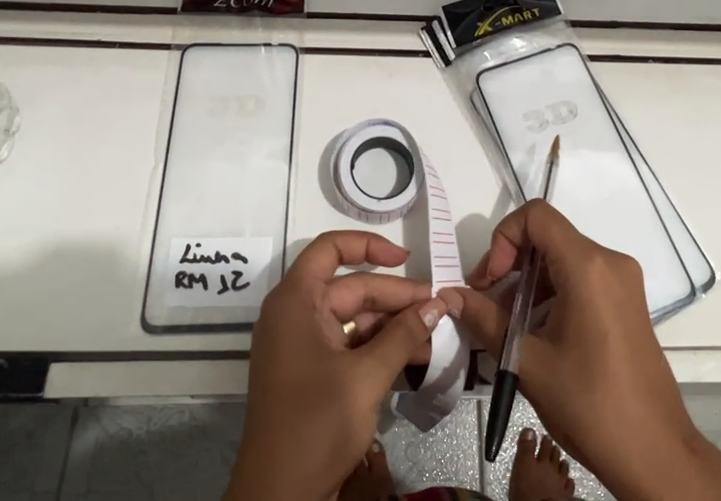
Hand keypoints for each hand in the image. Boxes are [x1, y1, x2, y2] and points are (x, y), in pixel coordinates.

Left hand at [224, 230, 447, 500]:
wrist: (279, 494)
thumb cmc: (316, 424)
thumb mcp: (367, 376)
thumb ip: (404, 335)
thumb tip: (438, 304)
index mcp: (296, 301)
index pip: (330, 249)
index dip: (369, 245)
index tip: (407, 257)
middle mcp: (295, 315)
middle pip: (351, 287)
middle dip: (396, 297)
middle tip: (440, 308)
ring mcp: (301, 345)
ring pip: (354, 318)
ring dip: (393, 326)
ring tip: (435, 338)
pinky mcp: (311, 372)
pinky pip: (349, 345)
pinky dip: (380, 348)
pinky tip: (415, 359)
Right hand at [442, 201, 720, 500]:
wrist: (654, 452)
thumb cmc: (589, 404)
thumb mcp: (527, 362)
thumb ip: (484, 319)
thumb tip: (449, 295)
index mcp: (589, 267)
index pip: (536, 216)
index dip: (503, 239)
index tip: (489, 281)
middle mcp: (611, 263)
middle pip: (549, 237)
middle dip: (510, 264)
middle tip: (485, 304)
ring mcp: (623, 283)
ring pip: (563, 260)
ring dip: (528, 283)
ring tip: (506, 327)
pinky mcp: (627, 303)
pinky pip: (581, 279)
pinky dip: (551, 294)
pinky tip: (535, 334)